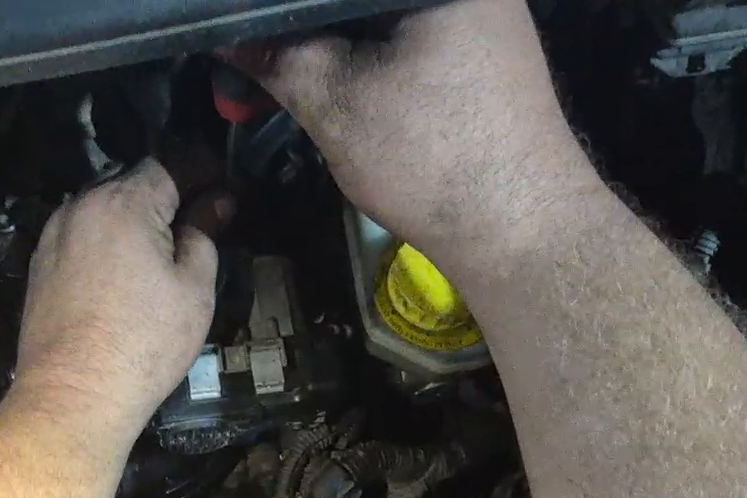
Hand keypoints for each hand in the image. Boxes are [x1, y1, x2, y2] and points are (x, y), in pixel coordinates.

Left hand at [14, 159, 219, 431]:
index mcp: (124, 203)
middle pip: (129, 187)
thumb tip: (216, 202)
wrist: (74, 395)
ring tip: (152, 268)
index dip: (198, 177)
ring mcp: (53, 237)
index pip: (167, 166)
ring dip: (128, 228)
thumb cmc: (144, 345)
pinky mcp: (38, 268)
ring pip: (101, 215)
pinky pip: (79, 242)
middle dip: (161, 204)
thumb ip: (203, 236)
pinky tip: (117, 286)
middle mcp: (80, 207)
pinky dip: (101, 250)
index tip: (219, 200)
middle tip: (190, 240)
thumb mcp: (193, 292)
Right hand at [230, 0, 609, 273]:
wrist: (517, 225)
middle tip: (256, 65)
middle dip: (302, 30)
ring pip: (380, 20)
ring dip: (333, 46)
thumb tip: (229, 38)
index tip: (240, 36)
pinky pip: (408, 39)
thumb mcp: (338, 107)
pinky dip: (369, 60)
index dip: (278, 11)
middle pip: (352, 2)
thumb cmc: (430, 157)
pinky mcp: (482, 50)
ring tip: (288, 77)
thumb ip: (279, 61)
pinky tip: (341, 89)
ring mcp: (480, 12)